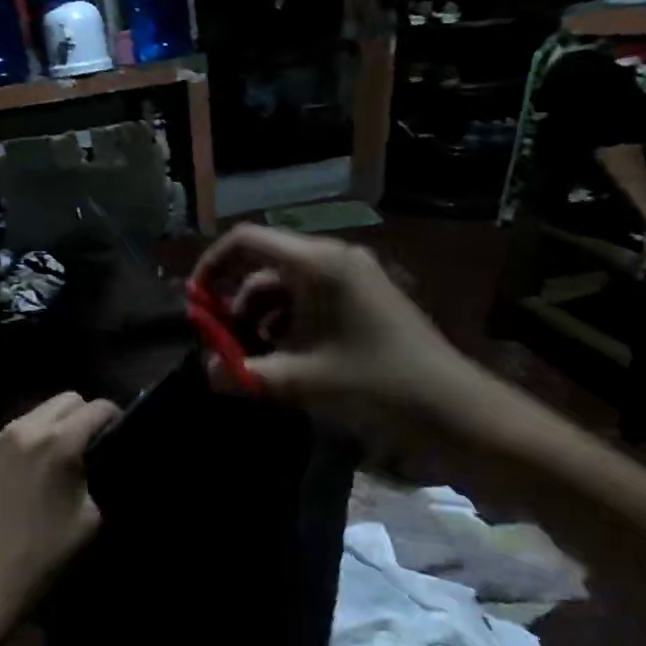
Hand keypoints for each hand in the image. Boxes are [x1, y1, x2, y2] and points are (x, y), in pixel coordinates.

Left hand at [0, 392, 119, 610]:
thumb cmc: (48, 550)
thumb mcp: (95, 514)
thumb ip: (106, 474)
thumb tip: (113, 456)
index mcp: (59, 442)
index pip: (100, 408)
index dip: (117, 419)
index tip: (121, 438)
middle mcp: (28, 429)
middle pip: (70, 400)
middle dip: (87, 417)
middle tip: (93, 446)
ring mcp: (1, 438)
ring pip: (43, 410)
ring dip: (60, 424)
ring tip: (63, 457)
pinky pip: (20, 428)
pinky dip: (35, 436)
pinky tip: (36, 467)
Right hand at [190, 225, 481, 432]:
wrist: (449, 404)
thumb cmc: (373, 385)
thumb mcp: (301, 381)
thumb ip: (245, 373)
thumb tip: (207, 371)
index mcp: (317, 263)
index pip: (246, 240)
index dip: (211, 267)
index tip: (196, 306)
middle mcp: (334, 257)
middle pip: (266, 264)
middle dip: (237, 303)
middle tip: (223, 346)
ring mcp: (355, 275)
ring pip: (290, 285)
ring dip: (264, 317)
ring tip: (254, 360)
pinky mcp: (367, 296)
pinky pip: (315, 298)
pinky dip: (292, 322)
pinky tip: (287, 359)